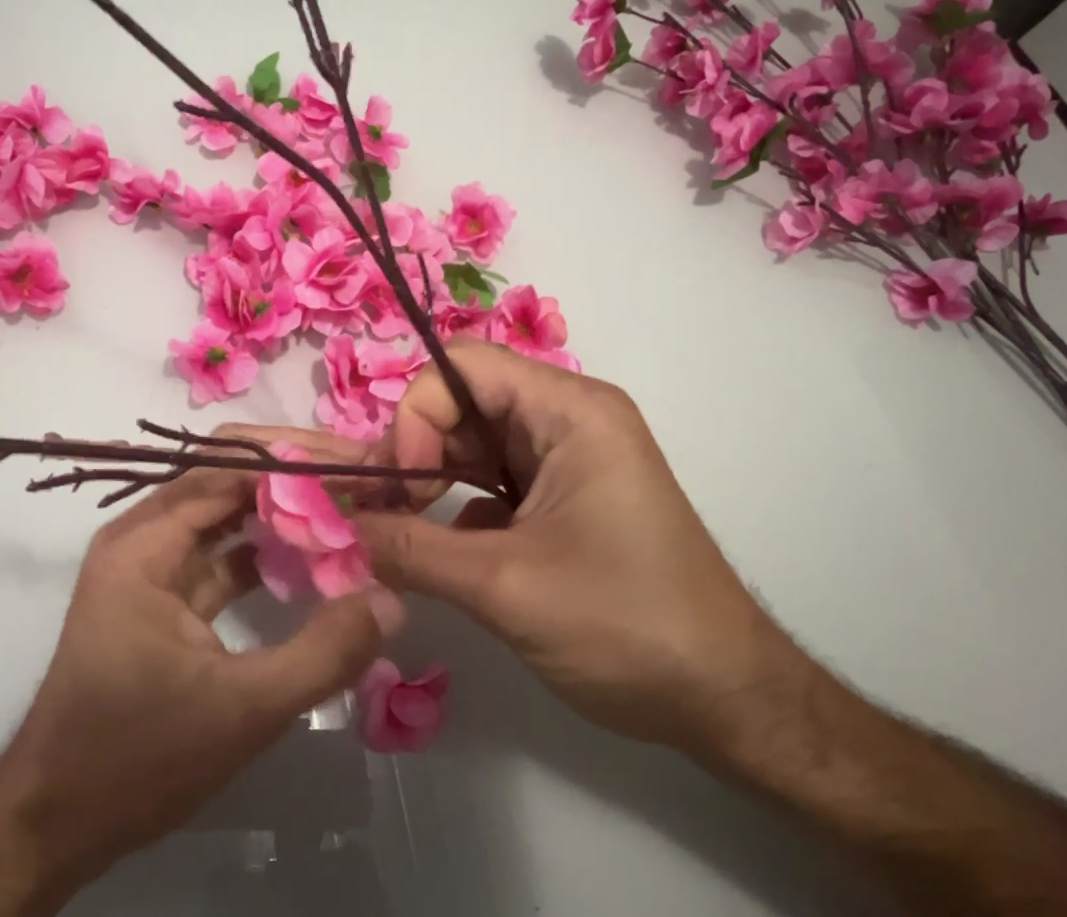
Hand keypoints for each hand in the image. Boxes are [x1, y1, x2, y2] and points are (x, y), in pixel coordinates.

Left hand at [0, 430, 405, 915]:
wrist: (59, 817)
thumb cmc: (139, 756)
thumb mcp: (244, 709)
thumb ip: (325, 652)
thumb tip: (392, 597)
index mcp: (145, 544)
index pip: (226, 465)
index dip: (295, 461)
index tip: (359, 469)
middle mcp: (143, 540)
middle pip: (226, 479)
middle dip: (295, 479)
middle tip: (365, 485)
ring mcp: (150, 571)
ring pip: (225, 518)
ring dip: (284, 514)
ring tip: (353, 512)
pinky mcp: (163, 602)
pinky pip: (221, 557)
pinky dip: (266, 553)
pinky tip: (316, 562)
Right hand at [356, 340, 808, 754]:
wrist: (722, 697)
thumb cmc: (624, 625)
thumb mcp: (504, 587)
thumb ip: (410, 550)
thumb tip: (345, 529)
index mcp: (570, 413)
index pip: (462, 368)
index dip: (415, 416)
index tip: (397, 487)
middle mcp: (569, 423)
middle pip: (463, 404)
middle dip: (413, 452)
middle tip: (378, 514)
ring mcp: (567, 465)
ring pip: (473, 448)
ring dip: (428, 483)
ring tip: (394, 532)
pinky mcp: (562, 506)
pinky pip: (490, 487)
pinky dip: (452, 512)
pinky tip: (430, 553)